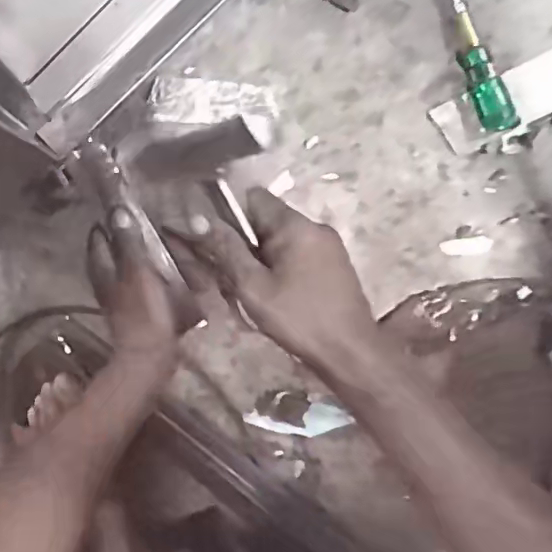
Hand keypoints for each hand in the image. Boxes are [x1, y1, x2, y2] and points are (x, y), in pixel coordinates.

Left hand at [88, 207, 181, 361]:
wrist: (150, 356)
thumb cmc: (144, 311)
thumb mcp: (139, 270)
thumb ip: (128, 242)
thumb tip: (116, 210)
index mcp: (102, 270)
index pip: (98, 239)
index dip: (105, 224)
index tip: (117, 209)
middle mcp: (103, 283)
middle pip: (104, 255)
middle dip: (114, 240)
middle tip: (130, 224)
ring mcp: (115, 300)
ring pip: (116, 271)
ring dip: (126, 258)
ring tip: (143, 246)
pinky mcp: (129, 314)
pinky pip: (131, 286)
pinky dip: (138, 275)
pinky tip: (151, 275)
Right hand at [174, 188, 383, 380]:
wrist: (351, 354)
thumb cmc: (299, 319)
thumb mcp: (253, 287)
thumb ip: (227, 250)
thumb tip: (200, 219)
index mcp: (296, 226)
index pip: (254, 197)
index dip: (228, 213)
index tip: (214, 238)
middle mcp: (315, 227)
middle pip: (266, 219)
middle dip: (243, 241)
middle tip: (228, 273)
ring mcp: (328, 246)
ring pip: (280, 239)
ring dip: (260, 258)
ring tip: (250, 288)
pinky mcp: (334, 264)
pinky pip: (296, 253)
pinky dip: (279, 266)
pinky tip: (273, 294)